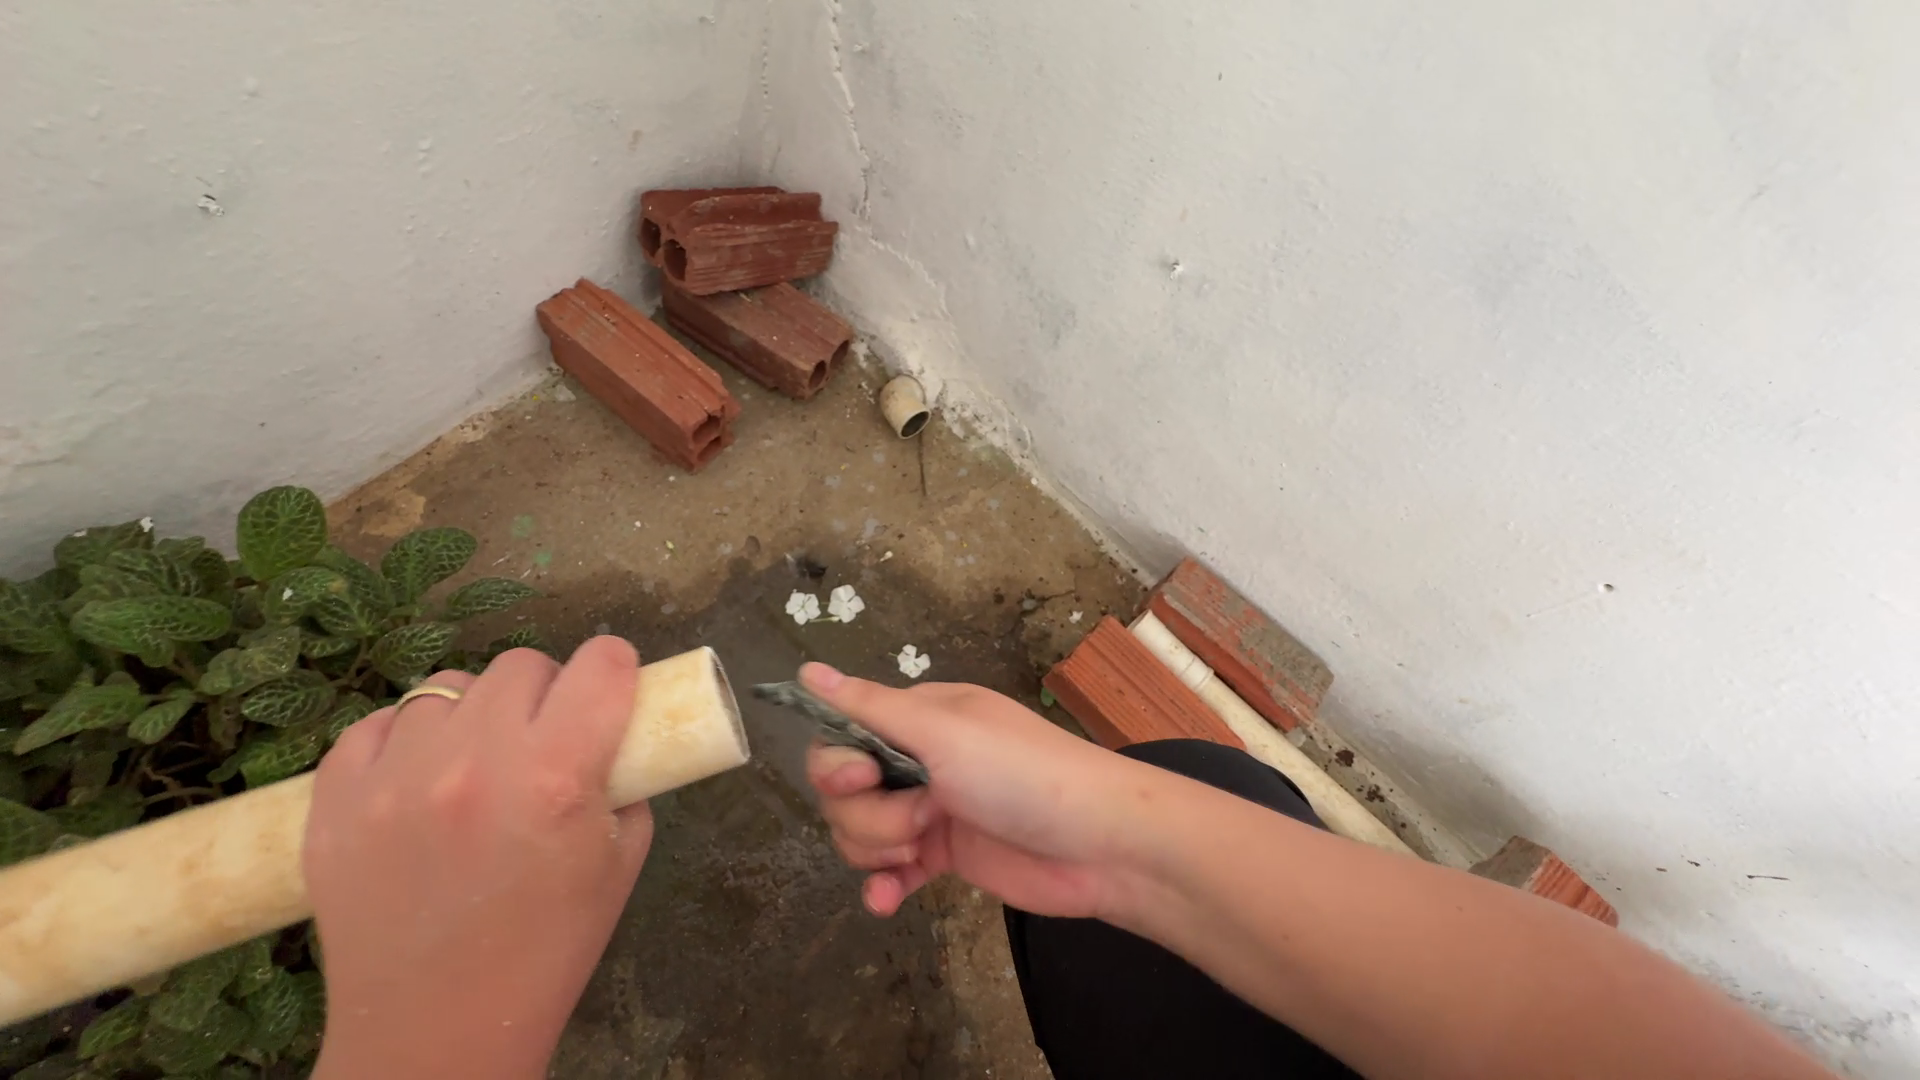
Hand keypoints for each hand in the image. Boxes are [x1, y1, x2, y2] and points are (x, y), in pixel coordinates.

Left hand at [304, 637, 653, 1079]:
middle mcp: (478, 762)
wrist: (438, 1032)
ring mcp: (396, 780)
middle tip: (547, 734)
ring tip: (478, 761)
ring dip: (477, 712)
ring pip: (448, 687)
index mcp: (559, 775)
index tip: (614, 686)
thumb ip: (622, 781)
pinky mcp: (334, 803)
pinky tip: (421, 778)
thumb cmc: (552, 945)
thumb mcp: (623, 857)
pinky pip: (377, 725)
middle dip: (548, 689)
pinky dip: (407, 739)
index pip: (601, 663)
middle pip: (522, 665)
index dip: (617, 666)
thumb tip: (609, 737)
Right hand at [801, 662, 1155, 919]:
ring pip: (862, 833)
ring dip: (881, 847)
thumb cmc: (1020, 772)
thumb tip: (806, 669)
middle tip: (923, 816)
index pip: (842, 735)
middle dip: (869, 814)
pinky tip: (889, 900)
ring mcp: (930, 810)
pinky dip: (884, 885)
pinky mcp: (945, 857)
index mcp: (918, 717)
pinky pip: (889, 872)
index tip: (864, 779)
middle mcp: (919, 759)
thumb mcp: (943, 731)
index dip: (839, 765)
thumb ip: (870, 706)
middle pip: (846, 792)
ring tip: (926, 849)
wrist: (1097, 844)